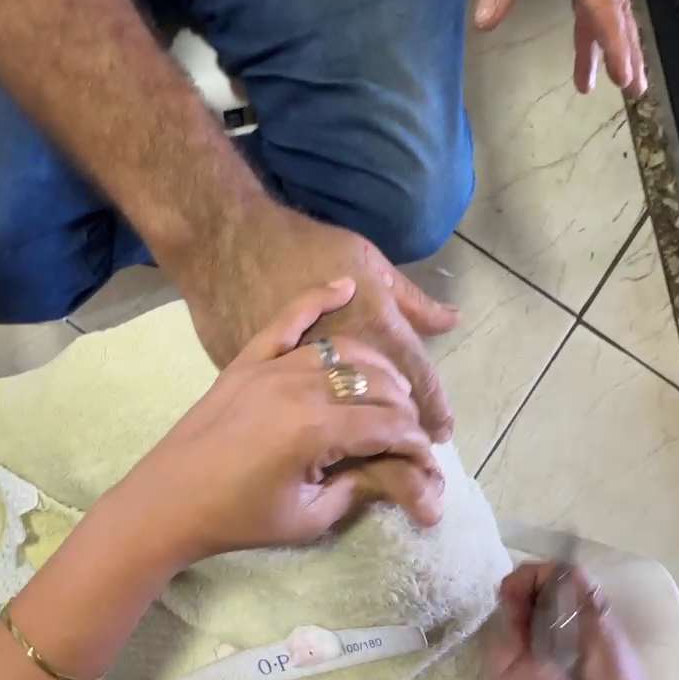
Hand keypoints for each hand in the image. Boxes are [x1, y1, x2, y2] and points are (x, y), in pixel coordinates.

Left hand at [117, 279, 446, 565]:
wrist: (165, 503)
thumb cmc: (238, 519)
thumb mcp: (308, 517)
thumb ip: (359, 489)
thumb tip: (399, 474)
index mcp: (316, 429)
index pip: (389, 424)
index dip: (416, 444)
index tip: (427, 461)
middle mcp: (300, 385)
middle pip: (375, 383)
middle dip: (405, 409)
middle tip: (409, 435)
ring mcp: (272, 366)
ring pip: (344, 352)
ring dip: (377, 368)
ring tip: (392, 392)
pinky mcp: (248, 360)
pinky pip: (289, 319)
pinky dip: (319, 300)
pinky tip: (346, 288)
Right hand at [172, 205, 460, 442]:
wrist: (225, 241)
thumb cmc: (302, 244)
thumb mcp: (367, 262)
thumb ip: (411, 301)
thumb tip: (453, 321)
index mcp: (374, 330)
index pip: (420, 385)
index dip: (435, 414)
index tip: (441, 433)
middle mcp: (340, 364)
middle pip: (385, 411)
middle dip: (401, 427)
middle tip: (406, 435)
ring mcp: (294, 385)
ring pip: (342, 425)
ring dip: (362, 436)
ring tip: (371, 438)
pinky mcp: (260, 395)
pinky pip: (293, 417)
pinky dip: (312, 425)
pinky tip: (322, 434)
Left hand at [473, 0, 646, 94]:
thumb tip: (484, 23)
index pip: (600, 2)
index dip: (613, 41)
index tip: (624, 76)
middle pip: (615, 1)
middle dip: (622, 46)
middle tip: (634, 88)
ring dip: (604, 35)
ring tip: (596, 77)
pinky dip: (595, 5)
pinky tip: (590, 24)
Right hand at [488, 562, 678, 679]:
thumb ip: (533, 679)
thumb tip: (496, 648)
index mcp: (600, 636)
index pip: (566, 576)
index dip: (530, 578)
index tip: (504, 609)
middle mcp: (601, 637)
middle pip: (557, 592)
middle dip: (522, 601)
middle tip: (501, 639)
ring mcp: (600, 658)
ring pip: (556, 619)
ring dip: (526, 625)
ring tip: (505, 656)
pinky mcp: (595, 679)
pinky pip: (559, 644)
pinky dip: (535, 647)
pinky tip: (521, 674)